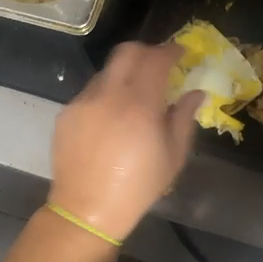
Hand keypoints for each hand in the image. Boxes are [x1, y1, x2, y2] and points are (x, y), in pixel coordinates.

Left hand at [47, 43, 203, 241]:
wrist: (87, 210)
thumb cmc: (138, 187)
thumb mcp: (173, 155)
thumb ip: (184, 117)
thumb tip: (196, 93)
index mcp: (140, 105)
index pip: (156, 59)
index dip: (171, 51)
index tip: (181, 54)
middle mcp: (109, 95)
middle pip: (127, 51)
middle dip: (146, 51)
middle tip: (159, 64)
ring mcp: (84, 102)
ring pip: (107, 71)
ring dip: (124, 74)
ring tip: (134, 96)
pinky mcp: (67, 113)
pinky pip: (90, 92)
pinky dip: (106, 95)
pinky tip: (111, 118)